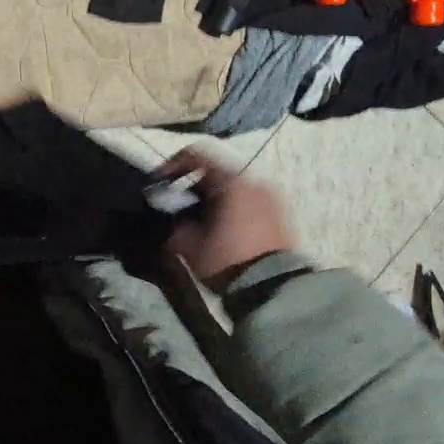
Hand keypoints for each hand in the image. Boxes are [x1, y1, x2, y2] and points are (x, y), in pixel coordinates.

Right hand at [159, 149, 295, 284]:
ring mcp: (272, 198)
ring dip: (216, 199)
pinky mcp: (282, 216)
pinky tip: (225, 231)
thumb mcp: (189, 246)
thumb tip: (176, 217)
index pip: (196, 154)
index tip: (161, 182)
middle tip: (180, 207)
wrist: (274, 289)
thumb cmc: (228, 261)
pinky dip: (234, 208)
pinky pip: (250, 202)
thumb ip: (176, 224)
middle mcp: (254, 182)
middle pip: (217, 172)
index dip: (173, 164)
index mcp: (231, 182)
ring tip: (203, 223)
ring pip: (235, 189)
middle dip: (195, 187)